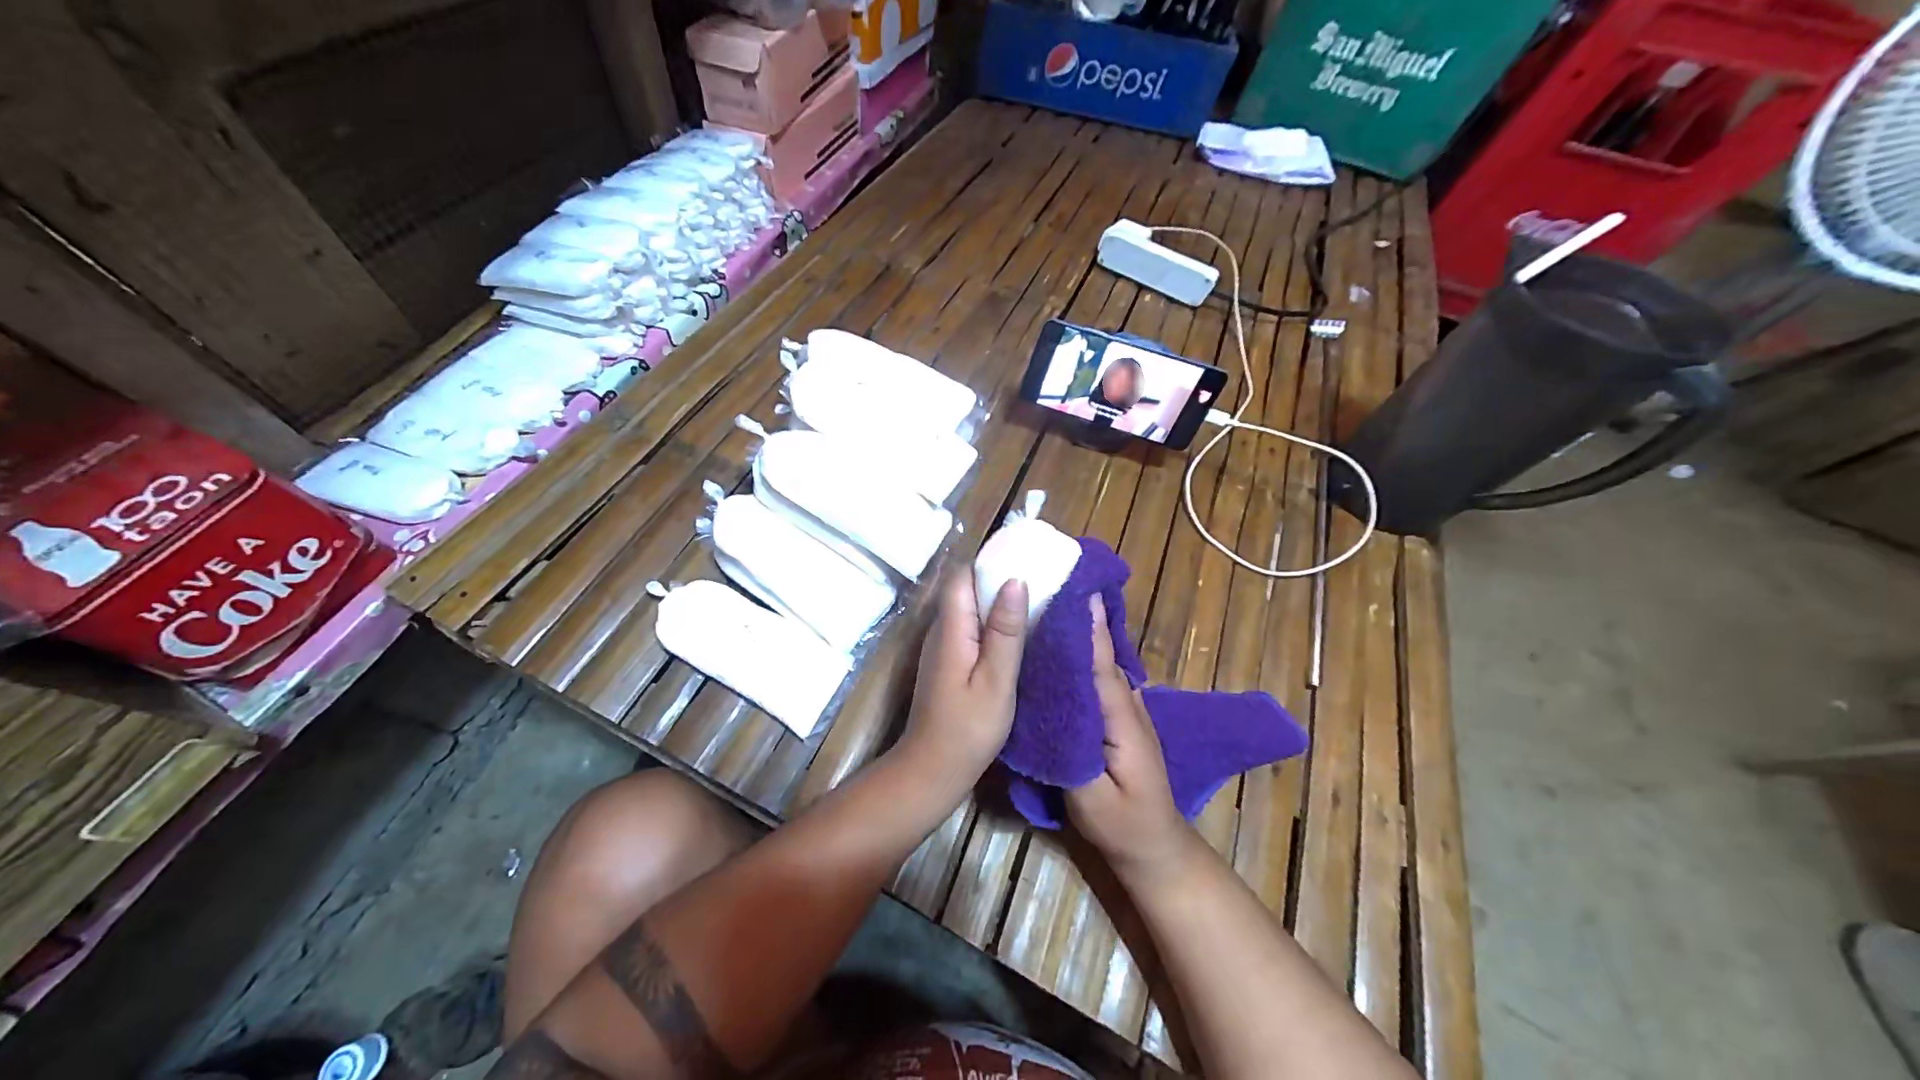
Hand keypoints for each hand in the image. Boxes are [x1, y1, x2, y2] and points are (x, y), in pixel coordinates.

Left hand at [896, 567, 1028, 786]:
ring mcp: (943, 646)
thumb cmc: (968, 729)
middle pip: (967, 588)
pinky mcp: (949, 662)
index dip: (992, 562)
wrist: (932, 770)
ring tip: (1041, 603)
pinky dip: (994, 625)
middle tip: (1045, 581)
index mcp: (951, 628)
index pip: (963, 574)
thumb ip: (1005, 631)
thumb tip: (1016, 580)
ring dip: (1000, 603)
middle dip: (1001, 579)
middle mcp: (941, 629)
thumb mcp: (996, 681)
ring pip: (971, 608)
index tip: (1028, 559)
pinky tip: (1021, 635)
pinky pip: (972, 629)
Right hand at [1065, 594, 1191, 877]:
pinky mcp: (1118, 719)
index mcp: (1123, 721)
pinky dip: (1084, 658)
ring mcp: (1126, 712)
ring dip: (1083, 635)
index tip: (1077, 591)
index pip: (1102, 668)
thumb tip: (1050, 713)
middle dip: (1082, 621)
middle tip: (1055, 586)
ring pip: (1102, 666)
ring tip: (1056, 605)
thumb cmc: (1122, 825)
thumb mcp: (1092, 800)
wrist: (1155, 846)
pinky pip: (1099, 680)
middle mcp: (1128, 707)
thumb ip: (1072, 756)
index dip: (1089, 631)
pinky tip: (1063, 649)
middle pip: (1103, 657)